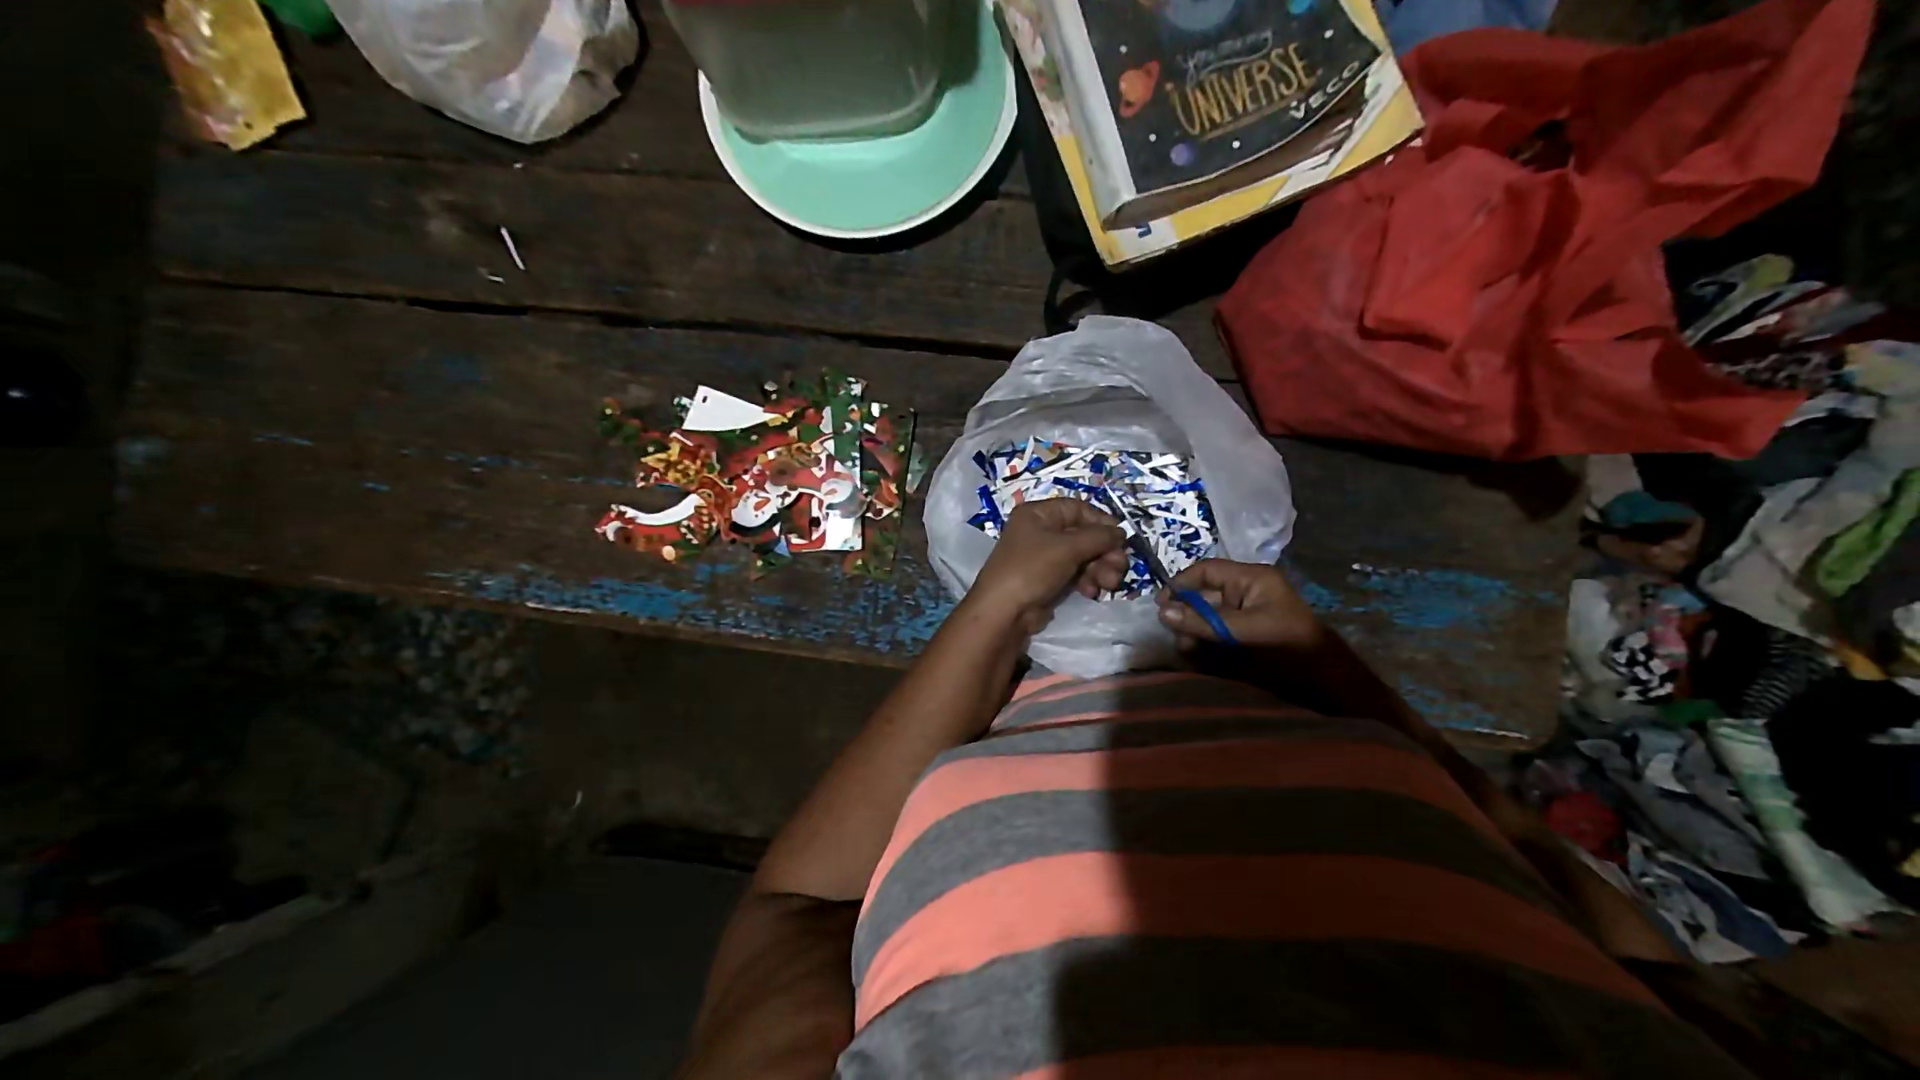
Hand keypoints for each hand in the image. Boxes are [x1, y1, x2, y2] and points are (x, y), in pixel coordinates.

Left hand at [969, 499, 1127, 632]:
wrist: (1004, 612)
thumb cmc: (1032, 569)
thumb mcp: (1067, 548)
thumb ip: (1098, 536)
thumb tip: (1121, 531)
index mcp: (1038, 514)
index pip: (1078, 509)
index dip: (1102, 522)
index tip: (1121, 539)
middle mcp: (1041, 531)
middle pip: (1084, 534)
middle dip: (1105, 551)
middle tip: (1119, 567)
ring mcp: (1045, 556)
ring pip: (1083, 556)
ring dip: (1100, 568)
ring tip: (1108, 584)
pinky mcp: (1049, 579)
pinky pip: (1076, 573)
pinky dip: (1087, 580)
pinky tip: (1091, 592)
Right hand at [1156, 559, 1324, 649]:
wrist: (1326, 681)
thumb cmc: (1289, 646)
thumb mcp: (1244, 631)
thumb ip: (1203, 622)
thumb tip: (1163, 613)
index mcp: (1252, 578)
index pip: (1206, 570)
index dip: (1181, 584)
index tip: (1162, 605)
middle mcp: (1248, 590)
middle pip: (1205, 592)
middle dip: (1186, 611)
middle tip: (1173, 632)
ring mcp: (1249, 611)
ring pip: (1209, 613)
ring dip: (1193, 629)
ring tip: (1185, 647)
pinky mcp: (1248, 632)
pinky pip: (1218, 629)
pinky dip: (1204, 639)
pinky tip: (1197, 652)